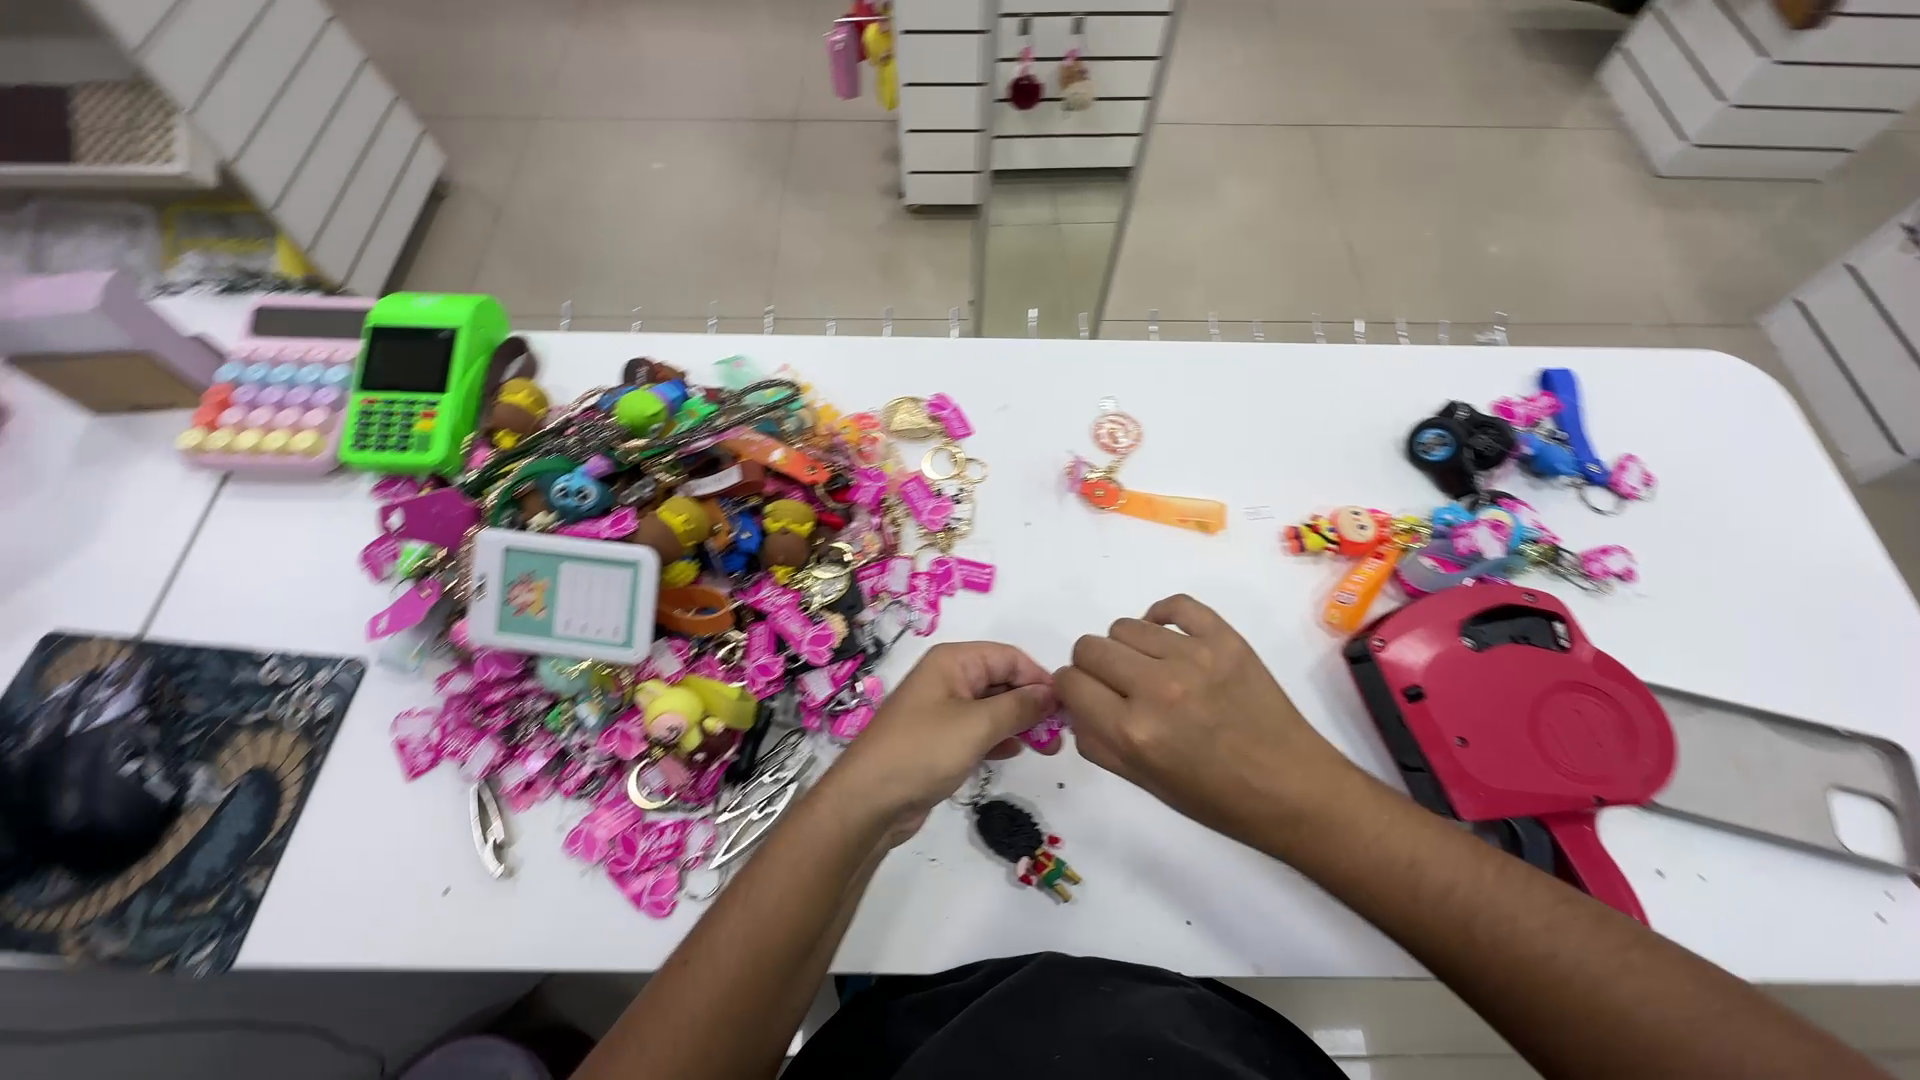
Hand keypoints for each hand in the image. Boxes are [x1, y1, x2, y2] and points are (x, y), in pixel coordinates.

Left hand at [828, 643, 1058, 842]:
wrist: (868, 800)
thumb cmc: (923, 751)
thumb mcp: (977, 726)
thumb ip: (1019, 707)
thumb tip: (1052, 693)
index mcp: (953, 661)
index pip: (1009, 657)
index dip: (1039, 678)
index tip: (1067, 707)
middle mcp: (947, 678)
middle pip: (1001, 680)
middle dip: (1032, 703)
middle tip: (1060, 733)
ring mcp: (941, 710)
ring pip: (992, 707)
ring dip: (1019, 722)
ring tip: (1046, 747)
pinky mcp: (939, 740)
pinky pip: (978, 730)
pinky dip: (998, 738)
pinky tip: (1013, 753)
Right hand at [1054, 594, 1362, 842]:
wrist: (1292, 788)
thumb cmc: (1216, 798)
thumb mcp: (1144, 782)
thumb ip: (1098, 742)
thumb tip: (1076, 707)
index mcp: (1132, 731)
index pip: (1070, 682)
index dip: (1072, 690)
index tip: (1087, 698)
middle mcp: (1156, 687)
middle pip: (1090, 647)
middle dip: (1092, 667)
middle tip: (1117, 686)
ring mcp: (1193, 656)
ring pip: (1126, 626)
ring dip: (1127, 648)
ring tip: (1151, 669)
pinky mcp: (1225, 639)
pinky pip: (1174, 604)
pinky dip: (1161, 616)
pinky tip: (1167, 639)